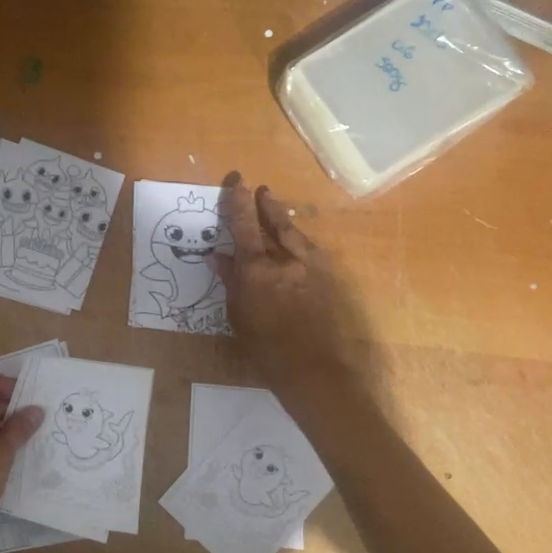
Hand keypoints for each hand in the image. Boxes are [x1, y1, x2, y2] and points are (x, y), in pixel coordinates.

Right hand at [213, 172, 369, 399]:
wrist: (318, 372)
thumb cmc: (267, 351)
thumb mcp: (238, 317)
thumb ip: (230, 282)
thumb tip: (220, 257)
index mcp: (256, 269)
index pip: (244, 225)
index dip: (238, 200)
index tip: (236, 180)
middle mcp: (286, 260)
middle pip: (275, 223)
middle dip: (265, 205)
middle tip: (260, 189)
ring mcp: (313, 267)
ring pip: (296, 235)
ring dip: (283, 220)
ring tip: (276, 208)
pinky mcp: (331, 279)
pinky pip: (311, 252)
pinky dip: (299, 243)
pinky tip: (298, 246)